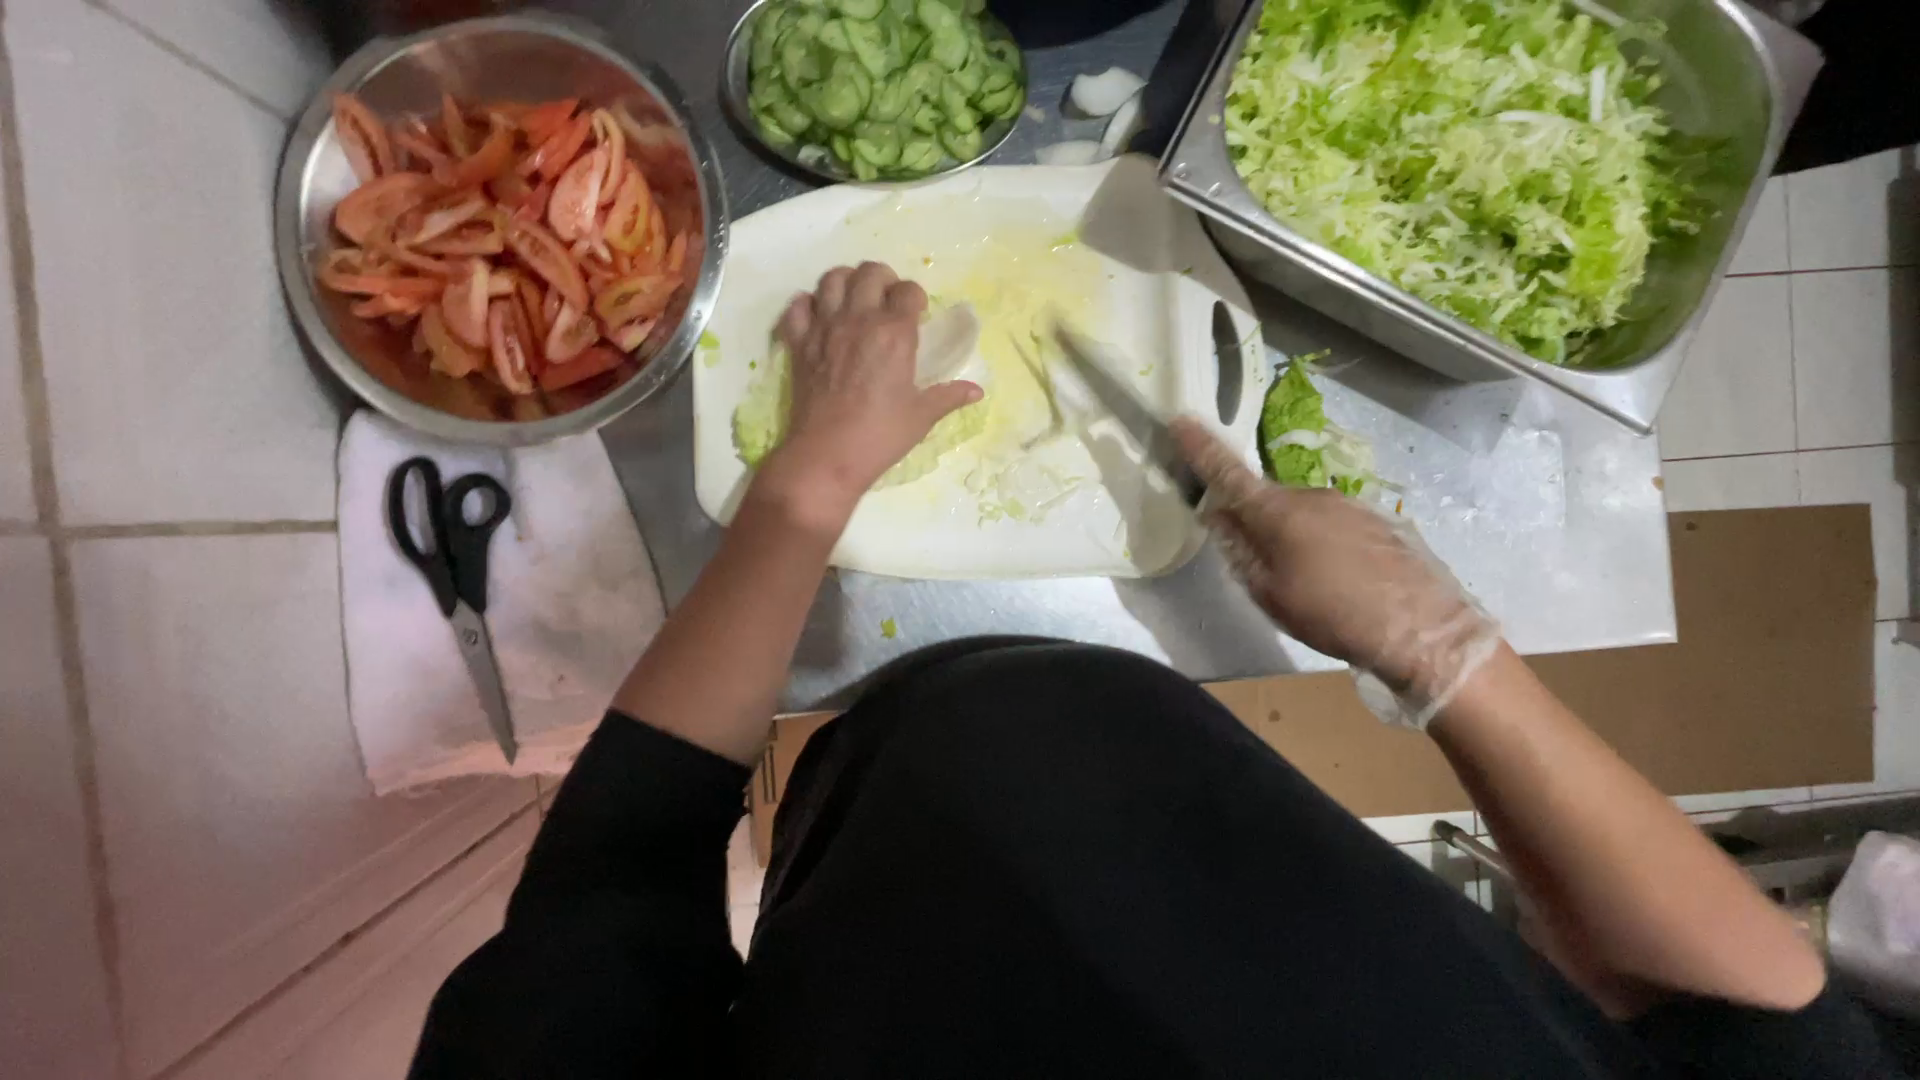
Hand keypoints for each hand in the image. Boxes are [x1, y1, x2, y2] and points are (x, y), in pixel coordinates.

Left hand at [753, 262, 982, 528]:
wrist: (827, 455)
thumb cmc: (880, 436)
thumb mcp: (921, 417)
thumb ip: (948, 396)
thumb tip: (976, 391)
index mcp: (894, 334)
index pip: (908, 291)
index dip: (916, 296)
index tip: (918, 312)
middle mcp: (859, 320)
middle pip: (870, 272)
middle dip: (884, 278)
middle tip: (888, 300)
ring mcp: (824, 328)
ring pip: (832, 279)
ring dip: (847, 282)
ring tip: (855, 300)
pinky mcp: (799, 343)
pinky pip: (797, 306)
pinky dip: (807, 304)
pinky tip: (818, 317)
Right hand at [1171, 418, 1501, 728]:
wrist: (1426, 629)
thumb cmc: (1333, 616)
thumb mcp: (1270, 593)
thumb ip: (1239, 551)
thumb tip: (1218, 516)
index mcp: (1277, 513)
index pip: (1228, 472)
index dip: (1201, 448)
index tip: (1181, 420)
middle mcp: (1311, 496)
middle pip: (1266, 499)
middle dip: (1254, 520)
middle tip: (1259, 565)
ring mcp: (1348, 504)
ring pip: (1301, 512)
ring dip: (1293, 535)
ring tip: (1309, 582)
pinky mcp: (1377, 518)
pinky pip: (1333, 522)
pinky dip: (1324, 541)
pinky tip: (1341, 578)